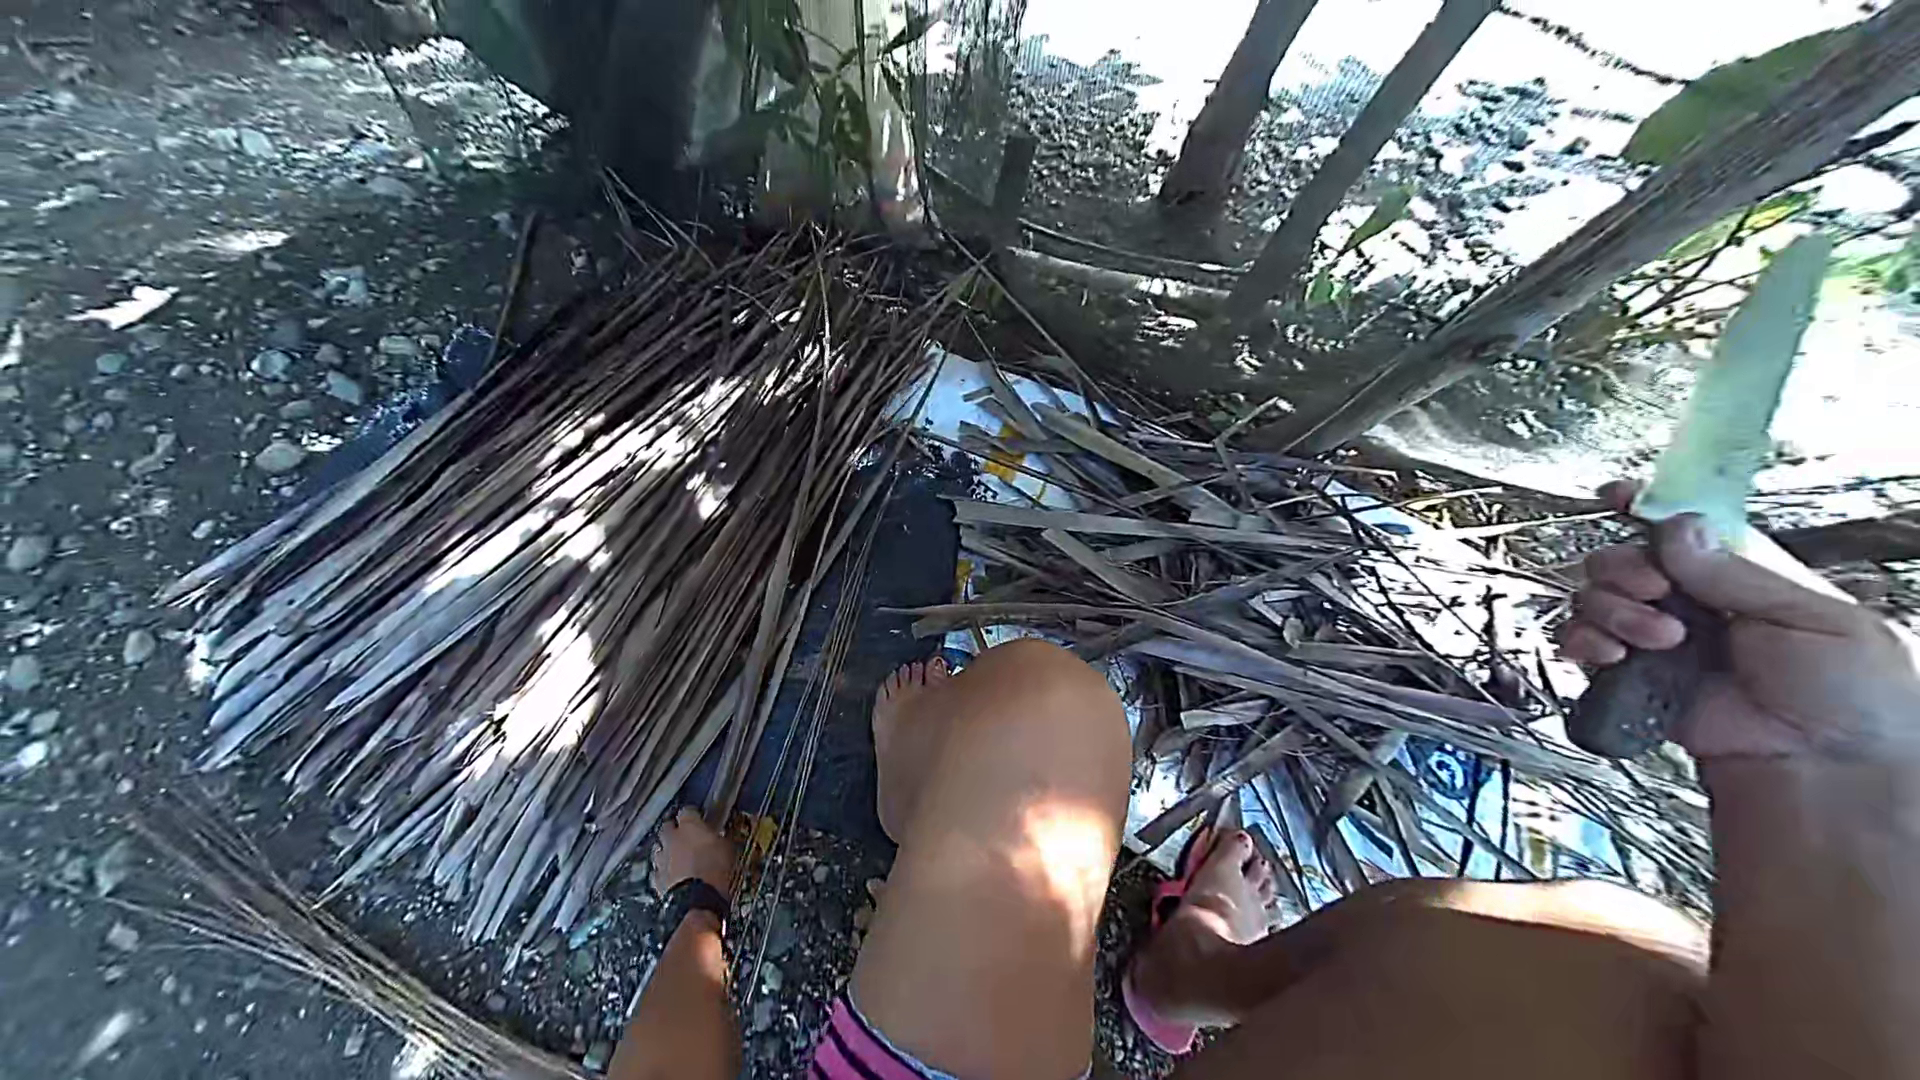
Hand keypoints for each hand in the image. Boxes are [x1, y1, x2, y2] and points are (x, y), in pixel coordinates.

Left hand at [652, 807, 736, 897]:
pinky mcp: (657, 880)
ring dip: (665, 850)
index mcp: (690, 825)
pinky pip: (657, 871)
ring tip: (675, 854)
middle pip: (667, 827)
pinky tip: (670, 874)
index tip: (697, 815)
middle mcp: (672, 839)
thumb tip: (720, 837)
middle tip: (683, 833)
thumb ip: (718, 838)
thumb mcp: (727, 847)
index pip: (687, 811)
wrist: (697, 899)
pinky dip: (663, 871)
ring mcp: (662, 860)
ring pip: (659, 849)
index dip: (692, 813)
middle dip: (673, 829)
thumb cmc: (714, 869)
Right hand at [1559, 482, 1919, 762]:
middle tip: (1656, 592)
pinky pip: (1576, 639)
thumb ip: (1740, 572)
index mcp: (1737, 576)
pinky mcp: (1622, 668)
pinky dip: (1586, 642)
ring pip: (1592, 596)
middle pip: (1619, 557)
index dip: (1645, 506)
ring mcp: (1649, 633)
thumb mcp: (1821, 620)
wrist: (1817, 766)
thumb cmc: (1852, 696)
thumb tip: (1676, 527)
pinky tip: (1615, 656)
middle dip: (1625, 570)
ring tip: (1659, 640)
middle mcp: (1686, 599)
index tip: (1618, 496)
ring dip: (1615, 613)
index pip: (1681, 526)